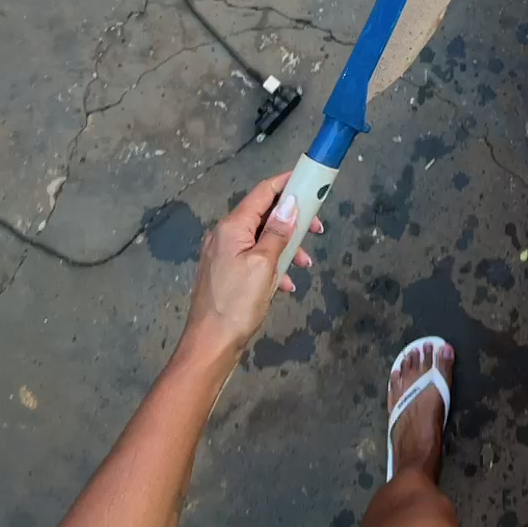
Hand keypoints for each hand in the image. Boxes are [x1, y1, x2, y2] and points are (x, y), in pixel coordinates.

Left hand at [180, 172, 324, 360]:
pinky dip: (274, 264)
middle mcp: (225, 234)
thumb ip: (277, 231)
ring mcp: (224, 254)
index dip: (287, 182)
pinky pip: (256, 257)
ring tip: (303, 264)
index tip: (311, 181)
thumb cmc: (237, 303)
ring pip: (263, 238)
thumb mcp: (264, 264)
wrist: (210, 345)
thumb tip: (291, 203)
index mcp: (232, 227)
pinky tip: (286, 284)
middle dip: (293, 220)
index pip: (263, 192)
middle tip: (317, 229)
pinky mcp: (227, 272)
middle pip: (265, 214)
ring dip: (287, 246)